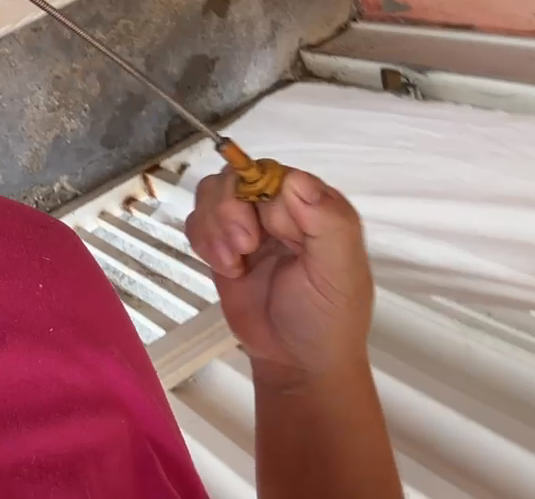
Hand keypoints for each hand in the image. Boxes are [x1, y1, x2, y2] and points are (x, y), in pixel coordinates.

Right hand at [185, 165, 374, 379]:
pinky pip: (196, 218)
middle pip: (234, 177)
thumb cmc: (326, 319)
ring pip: (210, 192)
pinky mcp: (220, 239)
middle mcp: (278, 207)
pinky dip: (202, 240)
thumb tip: (298, 179)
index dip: (260, 196)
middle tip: (243, 248)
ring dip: (213, 228)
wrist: (293, 361)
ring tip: (233, 263)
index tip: (268, 233)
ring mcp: (247, 222)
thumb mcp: (338, 273)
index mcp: (314, 206)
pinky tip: (225, 267)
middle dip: (228, 212)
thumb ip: (328, 224)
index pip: (273, 173)